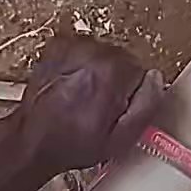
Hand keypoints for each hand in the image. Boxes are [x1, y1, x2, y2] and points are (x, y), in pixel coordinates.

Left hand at [10, 35, 164, 173]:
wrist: (33, 139)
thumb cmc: (73, 143)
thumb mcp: (121, 138)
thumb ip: (146, 106)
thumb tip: (157, 80)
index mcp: (113, 72)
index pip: (141, 72)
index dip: (131, 95)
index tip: (116, 110)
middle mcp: (93, 53)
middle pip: (122, 61)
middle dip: (115, 83)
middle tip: (98, 108)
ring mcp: (73, 47)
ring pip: (103, 56)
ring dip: (97, 74)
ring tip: (82, 100)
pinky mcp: (57, 47)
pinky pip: (83, 52)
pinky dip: (80, 66)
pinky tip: (71, 88)